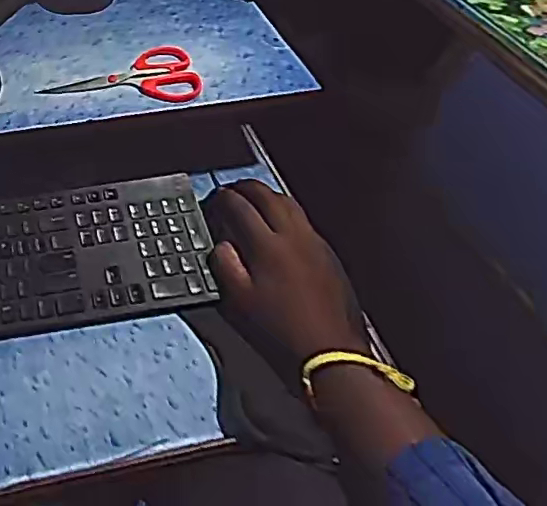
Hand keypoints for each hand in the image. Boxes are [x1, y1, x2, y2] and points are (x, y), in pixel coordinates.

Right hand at [208, 180, 365, 360]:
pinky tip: (279, 228)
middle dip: (244, 188)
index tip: (212, 202)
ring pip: (289, 204)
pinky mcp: (331, 257)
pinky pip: (304, 221)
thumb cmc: (279, 331)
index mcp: (267, 244)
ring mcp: (316, 245)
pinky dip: (285, 213)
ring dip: (267, 197)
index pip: (238, 205)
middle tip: (230, 191)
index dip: (221, 198)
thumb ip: (223, 263)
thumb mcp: (237, 300)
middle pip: (267, 195)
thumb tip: (221, 244)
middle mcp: (294, 236)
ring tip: (254, 202)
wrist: (333, 359)